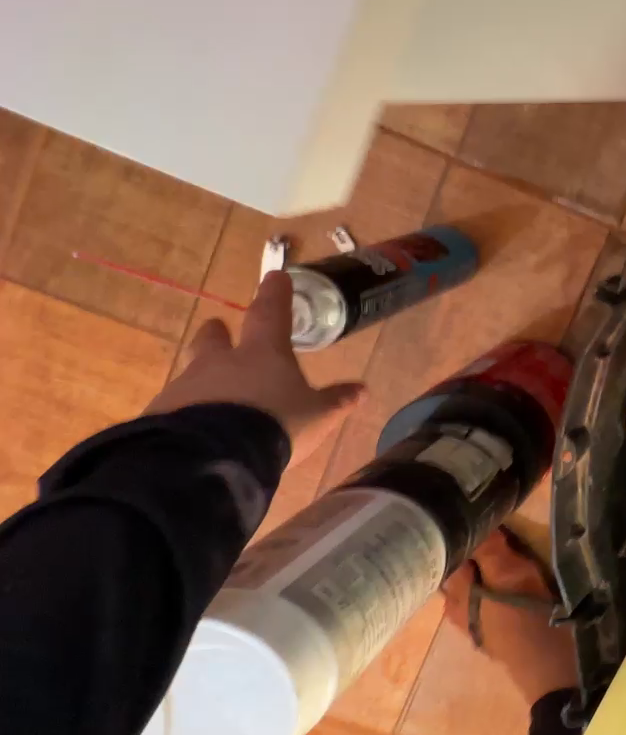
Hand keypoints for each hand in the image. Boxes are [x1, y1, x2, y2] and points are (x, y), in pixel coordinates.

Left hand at [144, 271, 364, 462]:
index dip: (275, 295)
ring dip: (203, 380)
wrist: (207, 458)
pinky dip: (189, 413)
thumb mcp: (317, 414)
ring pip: (193, 377)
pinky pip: (177, 410)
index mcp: (262, 354)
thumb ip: (336, 400)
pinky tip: (196, 430)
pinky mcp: (155, 419)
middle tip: (215, 327)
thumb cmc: (274, 423)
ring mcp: (182, 390)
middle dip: (216, 333)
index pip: (270, 314)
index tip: (275, 276)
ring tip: (212, 396)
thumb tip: (361, 390)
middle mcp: (218, 364)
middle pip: (212, 341)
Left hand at [442, 530, 574, 701]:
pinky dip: (489, 574)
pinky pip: (484, 591)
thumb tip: (477, 522)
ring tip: (498, 534)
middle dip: (467, 541)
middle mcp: (458, 606)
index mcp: (458, 593)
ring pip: (470, 579)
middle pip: (456, 565)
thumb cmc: (530, 618)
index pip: (446, 552)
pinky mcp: (494, 624)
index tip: (467, 505)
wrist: (551, 667)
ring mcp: (476, 618)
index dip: (454, 528)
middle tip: (486, 514)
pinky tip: (505, 565)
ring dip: (479, 558)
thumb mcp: (515, 577)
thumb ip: (492, 551)